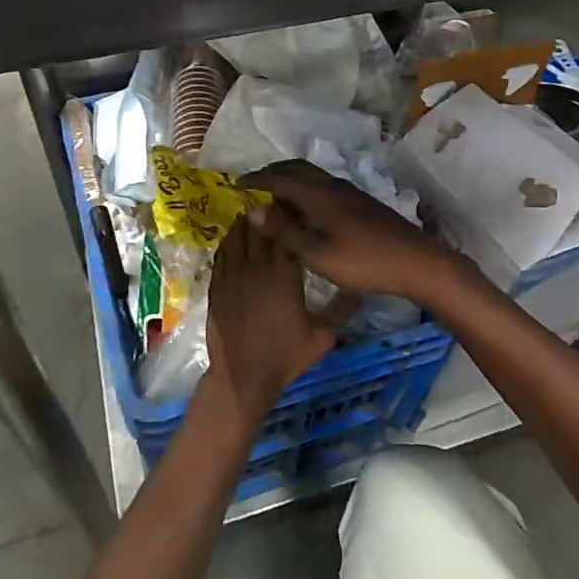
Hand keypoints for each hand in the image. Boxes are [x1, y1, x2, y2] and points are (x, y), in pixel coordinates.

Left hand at [205, 212, 336, 421]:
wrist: (243, 374)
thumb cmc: (286, 356)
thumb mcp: (323, 336)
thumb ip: (342, 309)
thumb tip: (361, 289)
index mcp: (284, 277)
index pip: (288, 237)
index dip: (292, 220)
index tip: (297, 209)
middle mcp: (256, 269)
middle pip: (261, 231)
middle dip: (268, 216)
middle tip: (274, 204)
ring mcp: (232, 276)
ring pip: (237, 238)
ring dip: (246, 224)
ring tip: (254, 214)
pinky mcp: (216, 285)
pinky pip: (221, 254)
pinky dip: (228, 241)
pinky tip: (233, 236)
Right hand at [241, 159, 455, 302]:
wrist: (421, 264)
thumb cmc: (364, 261)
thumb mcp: (317, 253)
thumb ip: (284, 231)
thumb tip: (251, 210)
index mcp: (318, 195)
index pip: (278, 179)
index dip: (255, 180)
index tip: (236, 184)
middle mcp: (332, 186)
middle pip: (296, 168)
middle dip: (272, 172)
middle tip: (255, 183)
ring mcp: (351, 193)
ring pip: (312, 175)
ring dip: (291, 178)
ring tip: (277, 196)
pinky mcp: (363, 203)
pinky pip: (324, 185)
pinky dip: (306, 188)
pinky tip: (307, 209)